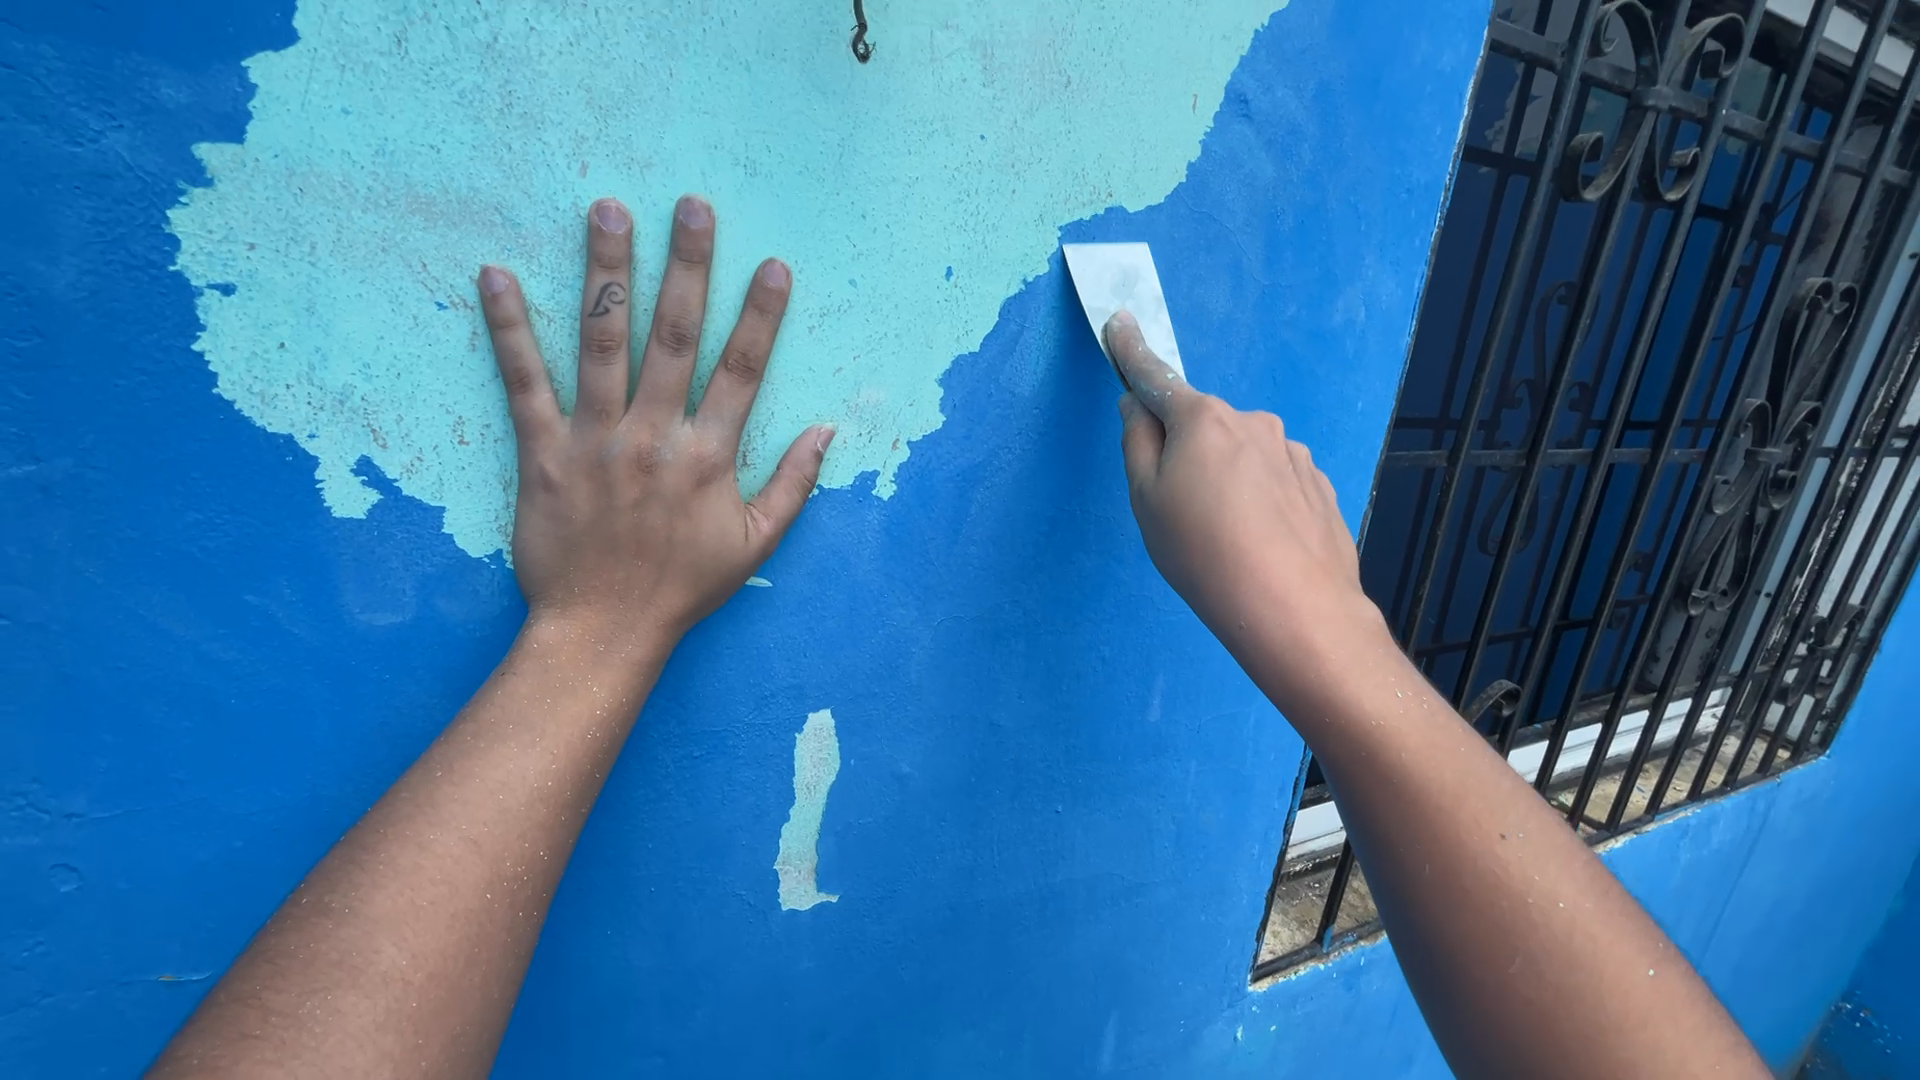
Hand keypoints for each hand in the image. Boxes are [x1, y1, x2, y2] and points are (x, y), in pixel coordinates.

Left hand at [478, 196, 833, 649]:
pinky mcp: (544, 454)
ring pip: (604, 343)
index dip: (761, 316)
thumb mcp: (757, 543)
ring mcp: (597, 440)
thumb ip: (795, 485)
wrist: (605, 629)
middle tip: (691, 207)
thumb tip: (825, 432)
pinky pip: (524, 383)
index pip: (743, 371)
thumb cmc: (686, 587)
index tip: (772, 266)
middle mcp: (655, 436)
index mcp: (710, 457)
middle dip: (689, 267)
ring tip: (608, 212)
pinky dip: (509, 330)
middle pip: (676, 337)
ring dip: (607, 273)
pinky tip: (497, 278)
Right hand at [1105, 311, 1388, 700]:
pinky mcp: (1319, 484)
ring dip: (1228, 479)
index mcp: (1203, 420)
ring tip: (1229, 538)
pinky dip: (1260, 500)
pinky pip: (1273, 480)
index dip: (1131, 352)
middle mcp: (1253, 422)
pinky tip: (1262, 542)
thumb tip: (1138, 407)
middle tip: (1182, 512)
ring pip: (1242, 455)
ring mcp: (1292, 452)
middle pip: (1203, 426)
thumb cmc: (1201, 552)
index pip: (1155, 378)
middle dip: (1186, 452)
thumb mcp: (1146, 502)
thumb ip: (1137, 445)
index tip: (1120, 320)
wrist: (1294, 608)